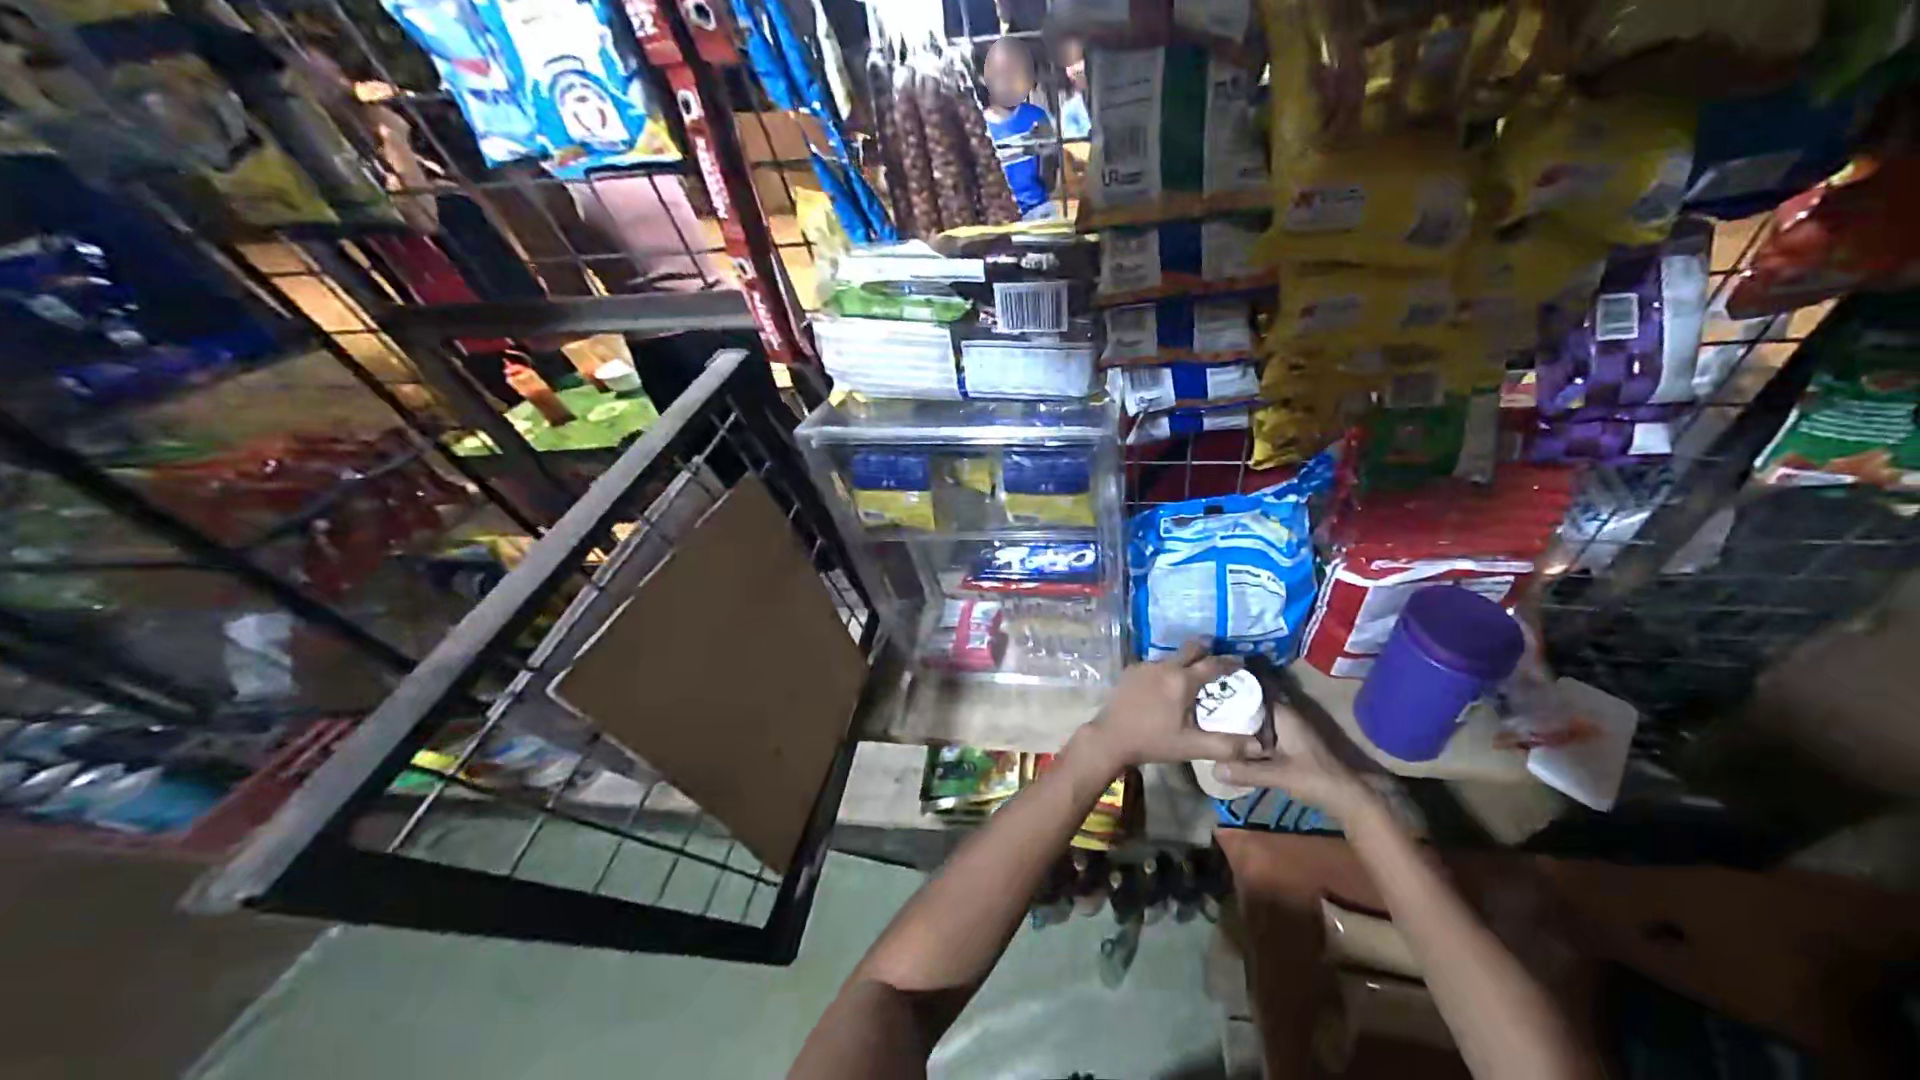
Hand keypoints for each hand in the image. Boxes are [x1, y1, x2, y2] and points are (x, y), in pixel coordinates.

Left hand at [1077, 641, 1263, 770]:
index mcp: (1181, 681)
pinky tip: (1166, 685)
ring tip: (1192, 677)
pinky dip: (1166, 670)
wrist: (1110, 738)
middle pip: (1191, 649)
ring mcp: (1145, 666)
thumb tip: (1258, 746)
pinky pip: (1155, 665)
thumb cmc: (1153, 742)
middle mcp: (1164, 666)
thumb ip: (1226, 745)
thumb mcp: (1192, 746)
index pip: (1213, 664)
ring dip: (1184, 662)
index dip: (1230, 662)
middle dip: (1206, 650)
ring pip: (1172, 657)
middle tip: (1217, 659)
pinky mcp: (1131, 671)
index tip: (1241, 662)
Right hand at [1213, 698, 1371, 816]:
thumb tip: (1212, 768)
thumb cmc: (1315, 778)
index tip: (1207, 688)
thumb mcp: (1278, 775)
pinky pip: (1259, 733)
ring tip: (1209, 722)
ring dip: (1236, 722)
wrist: (1347, 797)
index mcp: (1283, 715)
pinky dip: (1245, 736)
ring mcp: (1286, 731)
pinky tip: (1229, 742)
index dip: (1230, 689)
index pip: (1252, 692)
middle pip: (1251, 705)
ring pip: (1255, 720)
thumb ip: (1246, 771)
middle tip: (1201, 708)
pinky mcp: (1286, 745)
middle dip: (1229, 706)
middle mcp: (1285, 717)